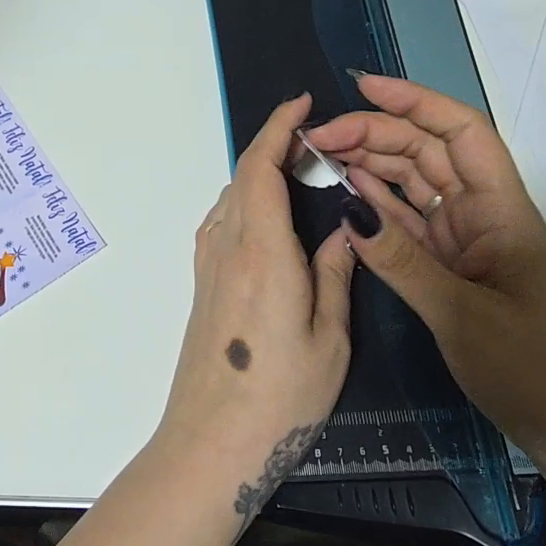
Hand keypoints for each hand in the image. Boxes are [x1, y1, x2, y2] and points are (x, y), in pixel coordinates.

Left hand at [155, 93, 354, 523]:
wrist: (210, 442)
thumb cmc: (279, 395)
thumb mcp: (329, 337)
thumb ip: (335, 273)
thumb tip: (342, 229)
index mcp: (263, 251)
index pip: (260, 167)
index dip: (278, 127)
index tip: (301, 103)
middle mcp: (227, 246)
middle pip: (243, 176)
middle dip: (274, 146)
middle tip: (316, 143)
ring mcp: (208, 264)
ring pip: (231, 197)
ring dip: (258, 173)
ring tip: (299, 173)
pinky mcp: (202, 283)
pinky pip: (223, 221)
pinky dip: (246, 200)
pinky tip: (270, 219)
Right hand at [303, 76, 545, 452]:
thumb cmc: (528, 368)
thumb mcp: (462, 315)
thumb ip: (402, 260)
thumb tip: (348, 207)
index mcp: (502, 210)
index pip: (462, 132)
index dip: (416, 101)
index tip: (362, 87)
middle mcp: (481, 212)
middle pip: (427, 151)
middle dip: (376, 133)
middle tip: (319, 138)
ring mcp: (461, 237)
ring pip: (412, 181)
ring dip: (370, 162)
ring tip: (321, 155)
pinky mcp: (445, 263)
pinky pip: (404, 219)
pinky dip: (373, 202)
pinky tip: (343, 189)